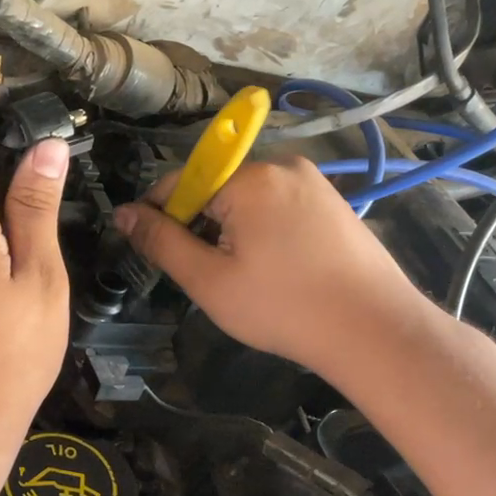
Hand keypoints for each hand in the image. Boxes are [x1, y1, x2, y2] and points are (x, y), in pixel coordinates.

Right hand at [114, 156, 434, 370]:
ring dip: (229, 232)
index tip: (157, 255)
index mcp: (249, 177)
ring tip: (241, 278)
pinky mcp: (332, 203)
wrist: (372, 329)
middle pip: (214, 188)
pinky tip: (272, 271)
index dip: (158, 217)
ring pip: (246, 200)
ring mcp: (313, 182)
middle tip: (206, 276)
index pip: (178, 182)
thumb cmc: (282, 307)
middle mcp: (283, 165)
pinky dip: (260, 233)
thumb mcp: (208, 279)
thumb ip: (161, 242)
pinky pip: (276, 208)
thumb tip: (123, 214)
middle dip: (199, 226)